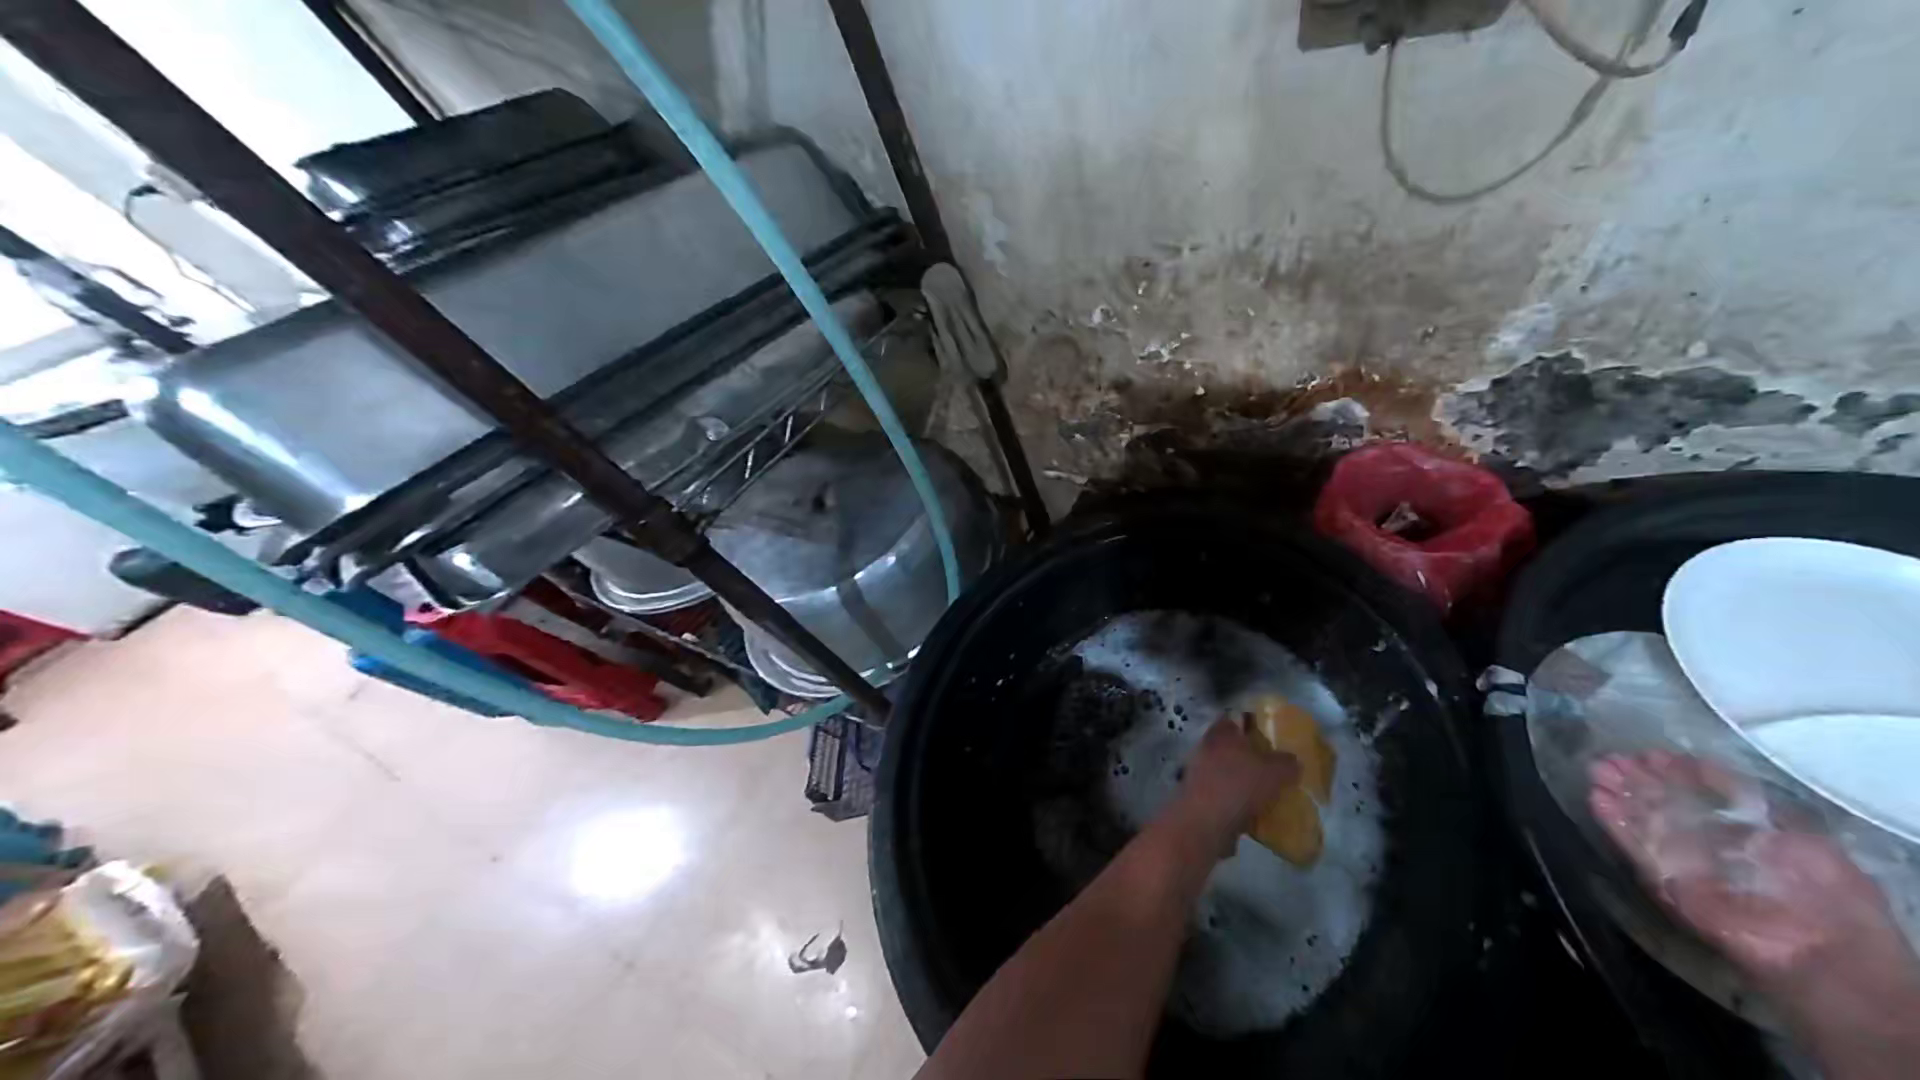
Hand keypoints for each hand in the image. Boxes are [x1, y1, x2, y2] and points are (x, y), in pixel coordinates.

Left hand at [1165, 718, 1299, 855]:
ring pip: (1226, 770)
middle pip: (1230, 746)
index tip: (1268, 734)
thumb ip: (1286, 762)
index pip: (1234, 718)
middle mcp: (1206, 748)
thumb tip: (1293, 760)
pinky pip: (1222, 793)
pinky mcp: (1198, 796)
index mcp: (1221, 733)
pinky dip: (1236, 800)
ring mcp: (1198, 772)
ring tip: (1267, 792)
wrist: (1204, 822)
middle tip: (1273, 766)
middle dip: (1249, 755)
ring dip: (1242, 779)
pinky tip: (1253, 812)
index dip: (1250, 723)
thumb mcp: (1274, 771)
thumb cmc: (1239, 785)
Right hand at [1589, 752, 1918, 992]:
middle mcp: (1705, 842)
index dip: (1671, 772)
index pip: (1695, 793)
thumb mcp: (1801, 834)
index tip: (1650, 754)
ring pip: (1640, 820)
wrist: (1822, 950)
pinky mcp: (1662, 879)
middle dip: (1634, 778)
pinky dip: (1613, 822)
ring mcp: (1682, 861)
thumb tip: (1699, 767)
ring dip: (1617, 794)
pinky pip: (1632, 846)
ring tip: (1596, 770)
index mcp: (1738, 830)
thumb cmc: (1826, 891)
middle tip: (1609, 758)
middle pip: (1661, 804)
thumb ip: (1750, 802)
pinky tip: (1596, 798)